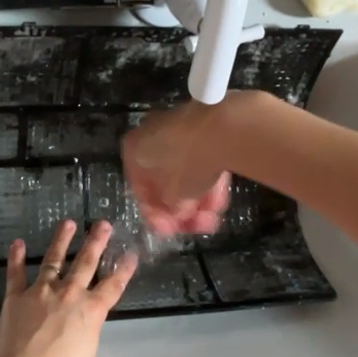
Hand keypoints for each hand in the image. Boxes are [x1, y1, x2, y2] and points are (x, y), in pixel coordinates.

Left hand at [0, 220, 136, 356]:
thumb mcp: (88, 350)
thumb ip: (89, 326)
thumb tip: (86, 314)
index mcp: (90, 310)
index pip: (113, 286)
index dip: (124, 270)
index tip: (132, 254)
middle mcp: (69, 294)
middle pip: (86, 263)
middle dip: (96, 242)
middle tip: (103, 224)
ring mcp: (41, 291)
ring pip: (53, 259)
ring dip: (62, 240)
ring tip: (68, 223)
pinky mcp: (16, 296)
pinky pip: (17, 273)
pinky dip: (17, 258)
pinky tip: (19, 243)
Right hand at [121, 96, 250, 234]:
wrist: (224, 127)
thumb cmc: (187, 164)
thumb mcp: (173, 196)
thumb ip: (169, 208)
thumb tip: (176, 208)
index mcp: (133, 149)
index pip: (140, 189)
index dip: (156, 215)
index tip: (171, 230)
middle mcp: (151, 135)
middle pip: (165, 180)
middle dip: (182, 208)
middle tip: (196, 226)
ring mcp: (179, 128)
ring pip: (186, 171)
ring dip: (199, 198)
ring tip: (213, 217)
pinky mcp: (205, 126)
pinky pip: (202, 158)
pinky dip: (209, 179)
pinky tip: (221, 199)